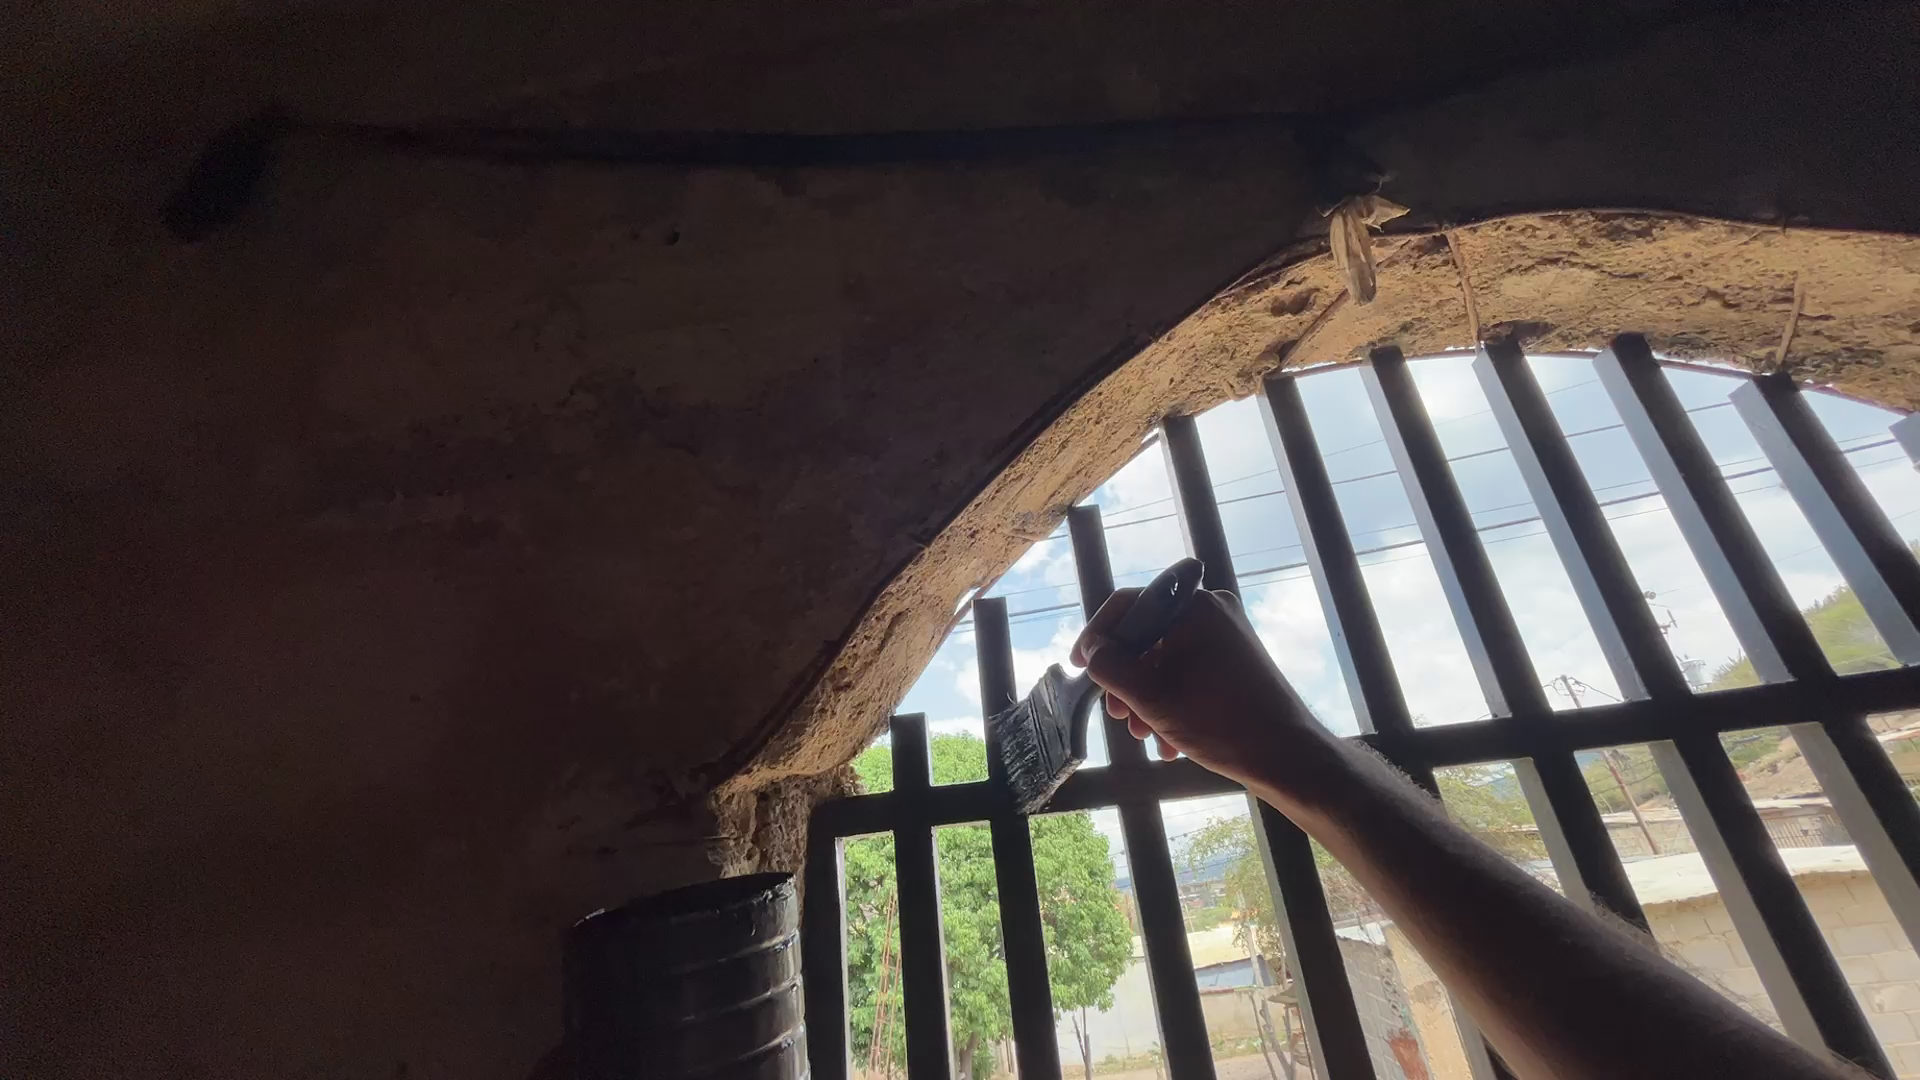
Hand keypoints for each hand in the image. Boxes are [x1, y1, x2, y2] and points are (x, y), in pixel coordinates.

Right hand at [1070, 587, 1335, 794]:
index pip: (1127, 605)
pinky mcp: (1236, 658)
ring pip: (1166, 657)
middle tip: (1116, 714)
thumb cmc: (1217, 722)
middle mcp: (1211, 609)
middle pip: (1146, 634)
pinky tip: (1167, 738)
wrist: (1288, 756)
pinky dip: (1172, 697)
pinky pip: (1189, 668)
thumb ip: (1110, 666)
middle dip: (1126, 677)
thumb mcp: (1149, 696)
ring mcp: (1226, 633)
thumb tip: (1093, 650)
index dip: (1097, 635)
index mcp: (1191, 606)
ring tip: (1142, 734)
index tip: (1080, 665)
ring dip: (1146, 695)